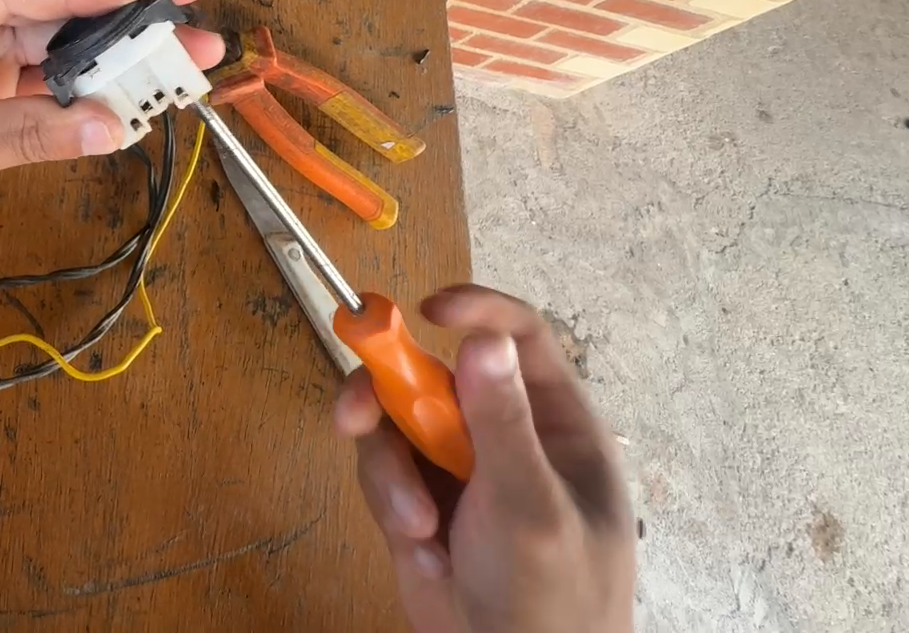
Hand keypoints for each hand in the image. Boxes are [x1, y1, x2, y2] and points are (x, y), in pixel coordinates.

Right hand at [335, 286, 633, 632]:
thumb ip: (503, 423)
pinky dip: (385, 494)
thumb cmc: (549, 599)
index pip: (518, 337)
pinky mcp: (412, 484)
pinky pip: (378, 460)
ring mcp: (452, 458)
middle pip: (427, 370)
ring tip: (410, 520)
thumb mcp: (529, 508)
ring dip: (388, 468)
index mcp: (552, 425)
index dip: (475, 310)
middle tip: (355, 416)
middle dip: (387, 395)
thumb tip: (484, 338)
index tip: (425, 309)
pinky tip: (415, 538)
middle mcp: (497, 429)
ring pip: (390, 415)